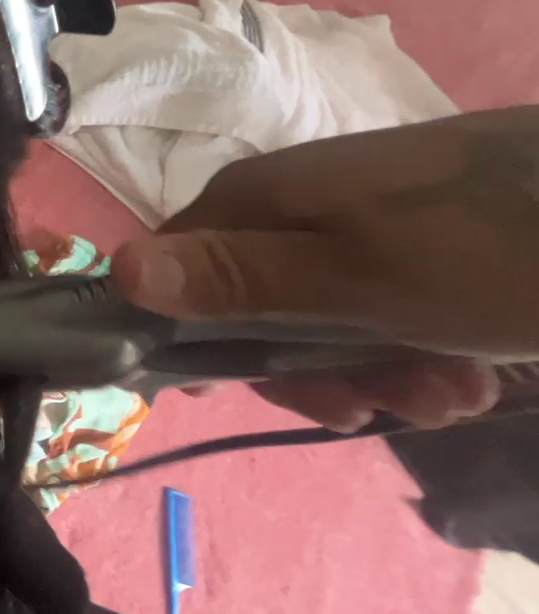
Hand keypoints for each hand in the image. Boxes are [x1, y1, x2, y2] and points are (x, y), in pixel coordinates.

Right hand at [112, 108, 538, 427]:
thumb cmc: (503, 252)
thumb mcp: (358, 279)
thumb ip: (233, 277)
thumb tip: (113, 267)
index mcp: (253, 202)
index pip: (170, 274)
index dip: (194, 340)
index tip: (250, 397)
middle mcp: (287, 202)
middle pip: (247, 299)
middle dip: (304, 368)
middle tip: (374, 412)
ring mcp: (356, 212)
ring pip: (320, 307)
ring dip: (372, 367)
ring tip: (449, 400)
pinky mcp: (418, 228)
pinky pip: (381, 298)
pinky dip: (416, 345)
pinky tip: (472, 373)